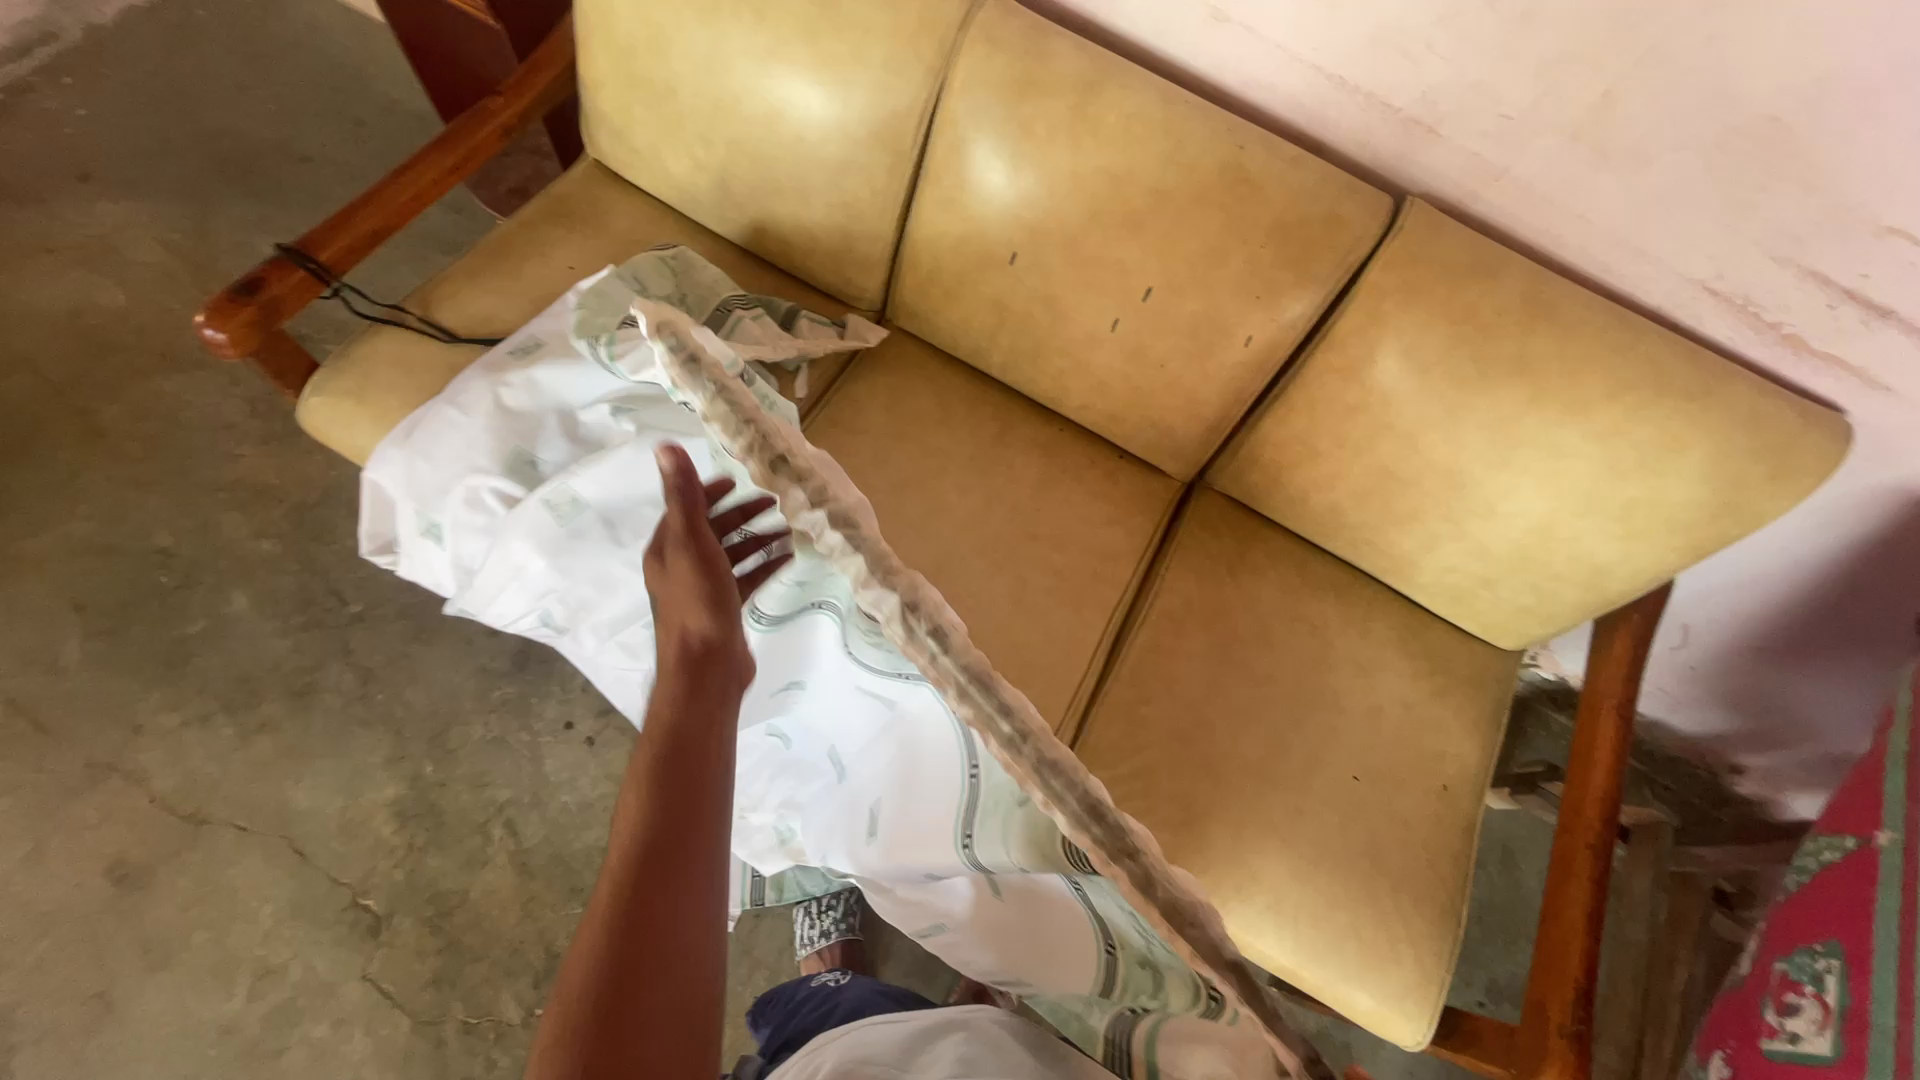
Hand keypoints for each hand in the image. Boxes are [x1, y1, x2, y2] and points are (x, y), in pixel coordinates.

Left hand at [644, 442, 792, 695]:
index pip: (687, 507)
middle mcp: (681, 566)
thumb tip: (664, 447)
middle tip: (775, 502)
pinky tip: (788, 558)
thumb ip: (684, 496)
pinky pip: (746, 578)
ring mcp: (704, 590)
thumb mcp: (691, 541)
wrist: (706, 667)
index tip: (741, 481)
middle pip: (713, 530)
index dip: (711, 491)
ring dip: (758, 539)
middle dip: (742, 514)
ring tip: (789, 529)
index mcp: (667, 547)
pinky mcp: (725, 610)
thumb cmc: (698, 601)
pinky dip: (764, 565)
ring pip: (732, 554)